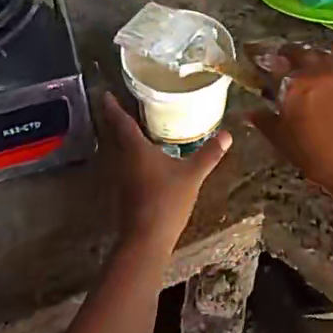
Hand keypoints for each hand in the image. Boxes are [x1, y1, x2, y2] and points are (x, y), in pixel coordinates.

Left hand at [100, 92, 229, 249]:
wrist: (145, 237)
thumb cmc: (166, 201)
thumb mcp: (192, 175)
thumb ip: (209, 154)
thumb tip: (227, 134)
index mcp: (135, 148)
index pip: (120, 121)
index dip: (112, 106)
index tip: (106, 94)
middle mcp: (121, 158)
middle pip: (113, 133)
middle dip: (114, 119)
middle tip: (119, 104)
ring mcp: (119, 175)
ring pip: (115, 148)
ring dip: (118, 136)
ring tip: (130, 125)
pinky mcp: (122, 189)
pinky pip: (121, 162)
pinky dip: (125, 153)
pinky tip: (139, 156)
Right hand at [246, 43, 332, 193]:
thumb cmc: (316, 156)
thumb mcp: (282, 140)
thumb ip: (265, 121)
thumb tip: (250, 112)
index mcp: (292, 85)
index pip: (270, 63)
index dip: (259, 58)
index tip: (251, 56)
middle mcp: (315, 73)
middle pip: (297, 52)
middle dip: (284, 53)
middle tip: (276, 60)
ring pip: (319, 55)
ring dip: (306, 57)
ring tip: (300, 67)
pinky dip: (324, 67)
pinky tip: (320, 81)